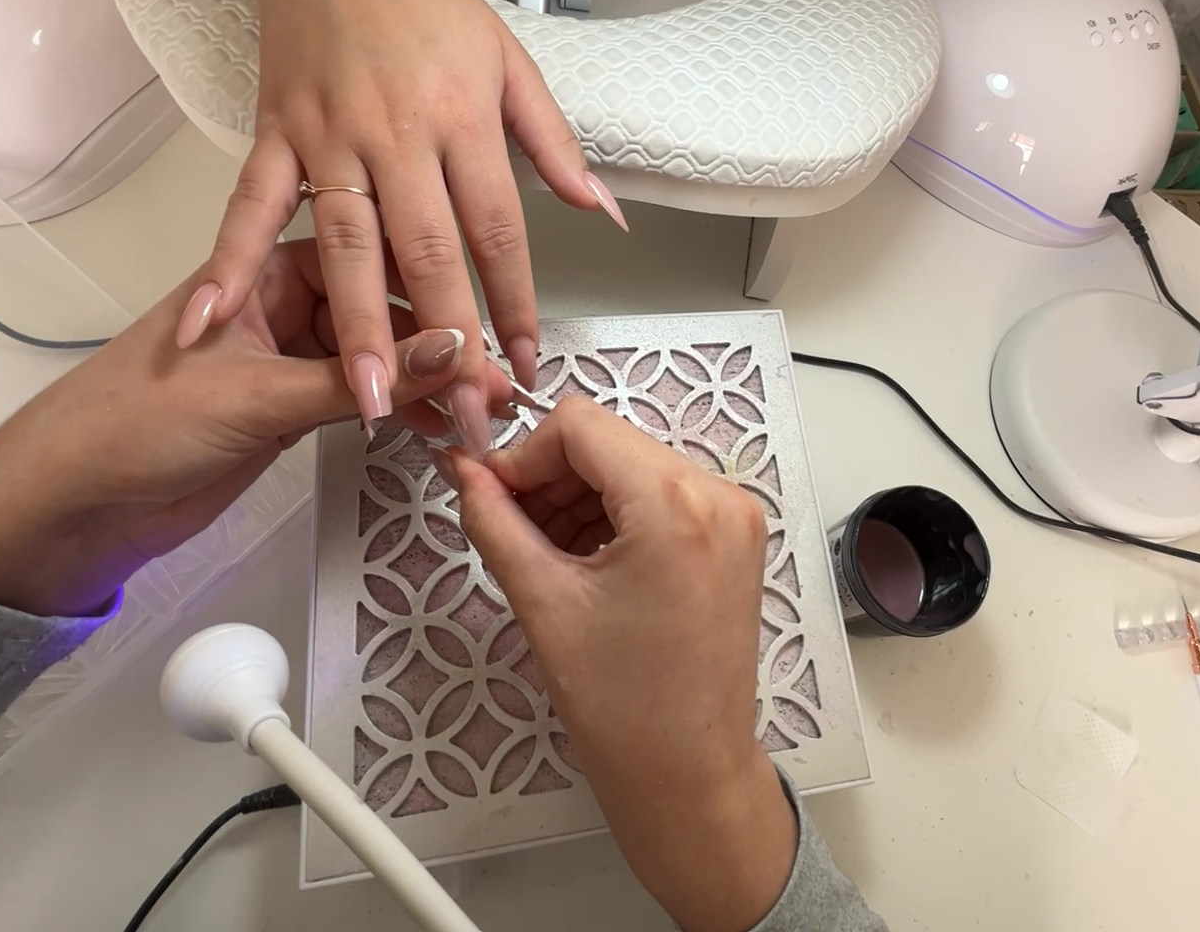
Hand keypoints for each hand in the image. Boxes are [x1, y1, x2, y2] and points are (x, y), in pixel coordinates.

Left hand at [0, 241, 477, 617]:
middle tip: (494, 382)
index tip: (485, 323)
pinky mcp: (297, 406)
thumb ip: (364, 377)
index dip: (428, 291)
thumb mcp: (261, 393)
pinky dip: (397, 410)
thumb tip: (456, 351)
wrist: (70, 507)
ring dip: (425, 386)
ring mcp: (295, 358)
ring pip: (377, 361)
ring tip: (480, 410)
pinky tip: (435, 425)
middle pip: (379, 316)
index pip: (366, 262)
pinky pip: (363, 398)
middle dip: (438, 350)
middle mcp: (286, 305)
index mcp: (265, 271)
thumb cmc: (143, 422)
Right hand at [158, 0, 626, 449]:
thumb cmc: (429, 6)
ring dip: (360, 330)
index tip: (526, 366)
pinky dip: (229, 261)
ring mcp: (329, 139)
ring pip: (349, 247)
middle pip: (429, 256)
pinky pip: (250, 206)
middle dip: (449, 343)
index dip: (517, 306)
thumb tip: (602, 212)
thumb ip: (556, 147)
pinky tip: (208, 318)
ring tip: (373, 402)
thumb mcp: (512, 66)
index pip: (499, 234)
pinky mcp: (274, 135)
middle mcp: (398, 137)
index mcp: (463, 122)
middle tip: (462, 414)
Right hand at [438, 398, 794, 931]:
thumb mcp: (544, 602)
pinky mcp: (734, 535)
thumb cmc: (623, 708)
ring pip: (634, 466)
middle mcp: (719, 494)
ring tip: (545, 551)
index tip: (492, 491)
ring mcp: (734, 514)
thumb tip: (465, 472)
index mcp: (676, 504)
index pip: (582, 424)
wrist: (689, 776)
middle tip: (509, 523)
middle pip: (611, 443)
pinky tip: (583, 556)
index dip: (524, 453)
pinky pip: (662, 494)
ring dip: (580, 497)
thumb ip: (494, 522)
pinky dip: (615, 512)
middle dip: (550, 477)